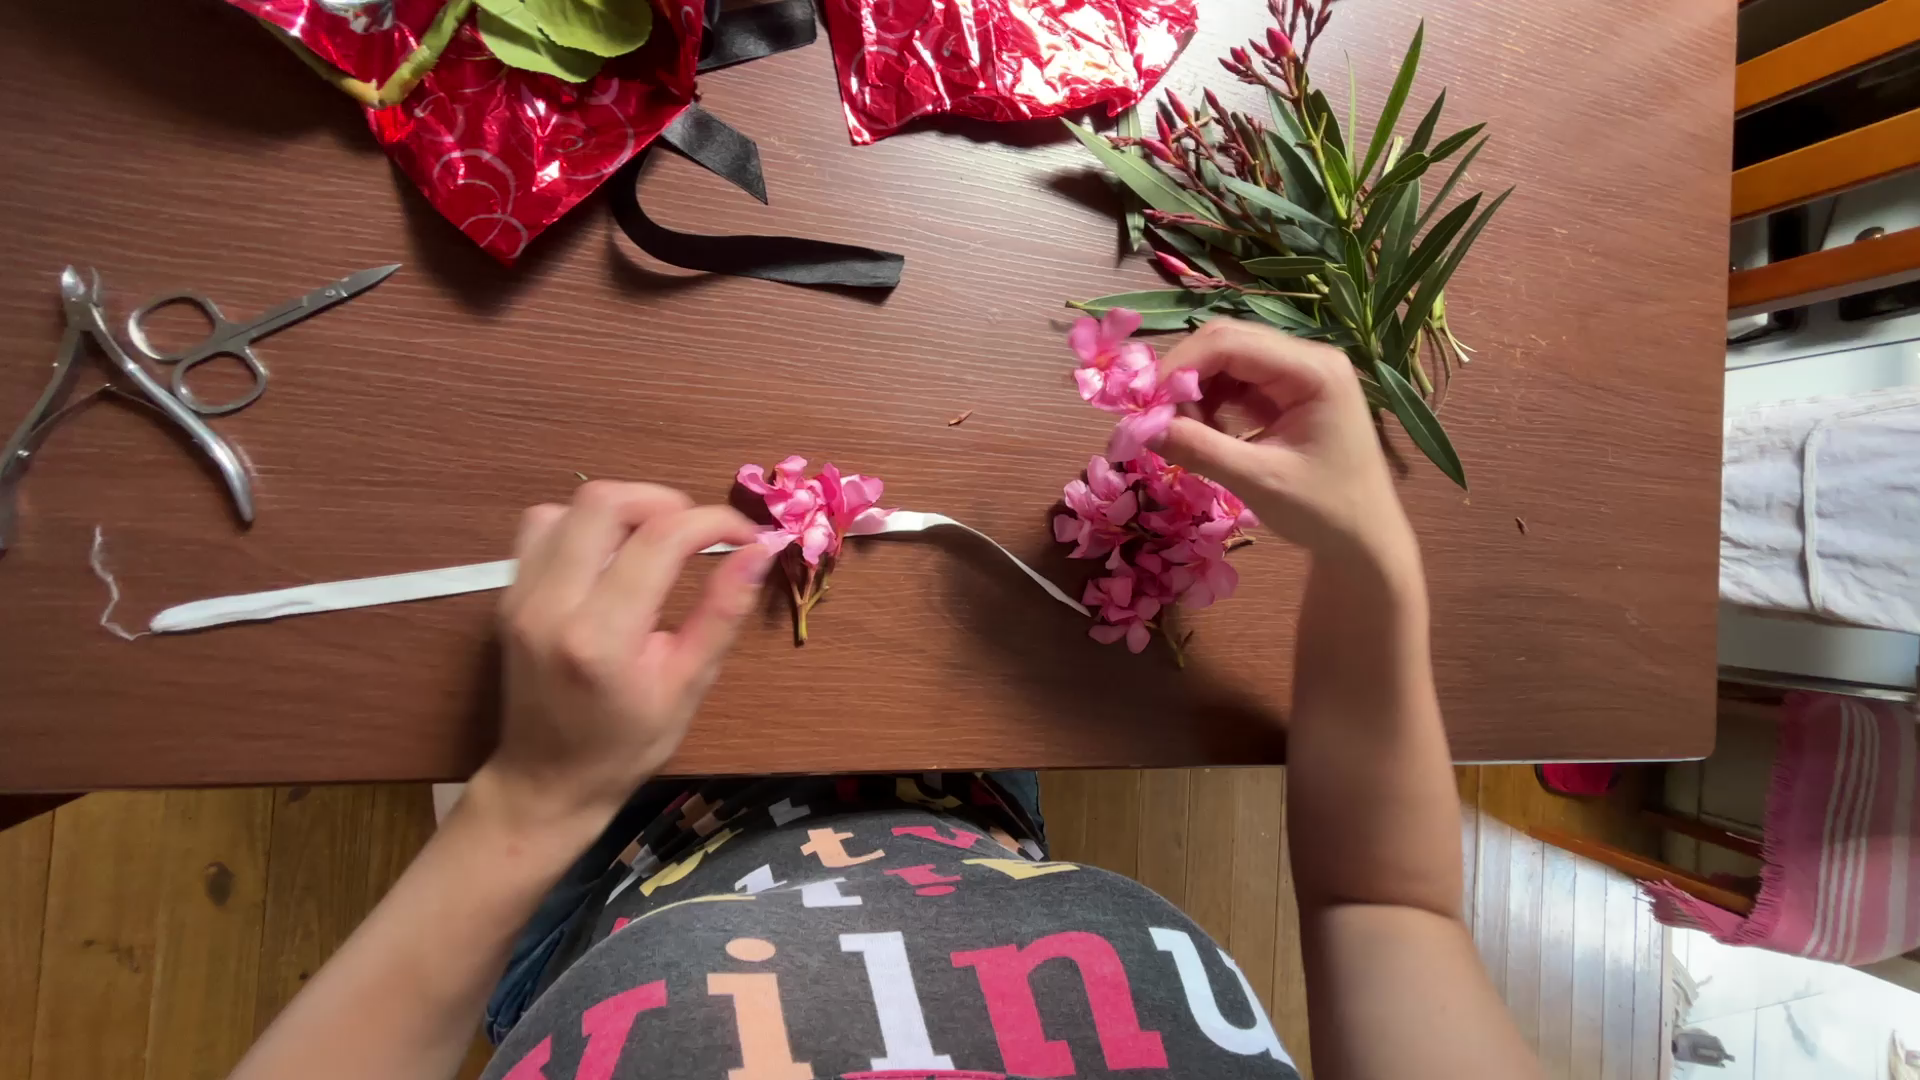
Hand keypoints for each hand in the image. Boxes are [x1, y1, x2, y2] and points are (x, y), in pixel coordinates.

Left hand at [484, 481, 771, 830]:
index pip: (660, 539)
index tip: (746, 534)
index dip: (714, 521)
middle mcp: (550, 604)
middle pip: (604, 502)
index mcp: (602, 636)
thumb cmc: (630, 742)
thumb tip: (760, 549)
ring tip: (658, 540)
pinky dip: (587, 523)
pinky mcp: (509, 593)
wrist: (548, 780)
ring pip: (570, 505)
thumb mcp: (690, 683)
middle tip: (699, 532)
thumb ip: (723, 611)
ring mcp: (520, 596)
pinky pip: (544, 525)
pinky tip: (613, 554)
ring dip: (626, 510)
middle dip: (667, 501)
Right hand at [1154, 319, 1417, 575]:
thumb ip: (1199, 449)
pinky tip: (1202, 434)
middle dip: (1182, 378)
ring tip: (1180, 433)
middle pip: (1224, 344)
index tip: (1144, 406)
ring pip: (1224, 363)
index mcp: (1312, 370)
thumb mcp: (1257, 480)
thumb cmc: (1322, 511)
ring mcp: (1295, 376)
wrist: (1362, 539)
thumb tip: (1142, 428)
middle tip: (1154, 419)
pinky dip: (1207, 406)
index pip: (1229, 343)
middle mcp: (1306, 359)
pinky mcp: (1284, 395)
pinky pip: (1233, 384)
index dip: (1179, 368)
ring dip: (1192, 393)